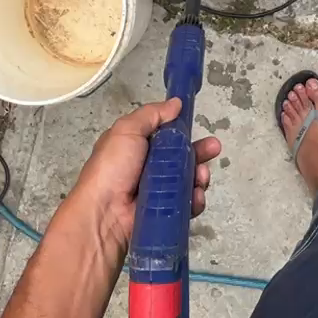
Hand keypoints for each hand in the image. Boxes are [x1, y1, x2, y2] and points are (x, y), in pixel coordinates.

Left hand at [63, 98, 220, 256]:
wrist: (104, 214)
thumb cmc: (113, 167)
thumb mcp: (127, 130)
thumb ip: (152, 114)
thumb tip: (176, 103)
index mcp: (137, 146)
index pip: (166, 135)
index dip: (182, 130)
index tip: (195, 124)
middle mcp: (148, 168)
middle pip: (182, 157)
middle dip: (200, 152)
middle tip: (213, 148)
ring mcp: (158, 192)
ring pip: (188, 180)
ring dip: (199, 175)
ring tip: (202, 176)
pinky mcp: (166, 213)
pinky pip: (187, 204)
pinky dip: (195, 199)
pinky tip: (197, 194)